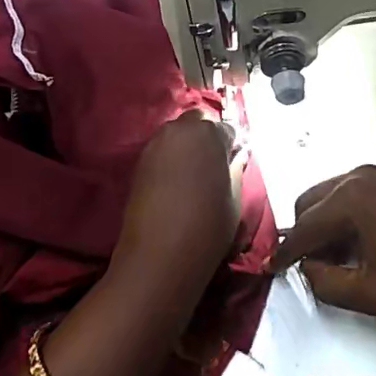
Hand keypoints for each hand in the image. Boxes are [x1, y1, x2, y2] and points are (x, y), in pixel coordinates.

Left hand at [111, 111, 239, 293]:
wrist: (160, 252)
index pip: (226, 128)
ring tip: (193, 173)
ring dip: (187, 145)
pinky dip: (171, 158)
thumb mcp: (234, 198)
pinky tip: (175, 181)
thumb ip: (235, 169)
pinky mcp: (139, 160)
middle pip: (197, 122)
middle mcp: (179, 129)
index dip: (231, 145)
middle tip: (213, 164)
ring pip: (177, 134)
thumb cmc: (208, 225)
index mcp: (208, 133)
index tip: (233, 161)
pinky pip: (162, 150)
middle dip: (206, 137)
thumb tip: (236, 156)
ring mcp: (155, 143)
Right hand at [272, 165, 375, 320]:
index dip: (285, 251)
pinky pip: (357, 195)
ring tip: (339, 258)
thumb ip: (327, 284)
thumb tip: (310, 270)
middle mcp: (360, 177)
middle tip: (310, 265)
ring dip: (327, 224)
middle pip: (312, 202)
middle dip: (305, 233)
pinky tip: (366, 245)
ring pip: (334, 196)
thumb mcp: (373, 294)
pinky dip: (348, 217)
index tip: (271, 267)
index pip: (304, 226)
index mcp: (350, 198)